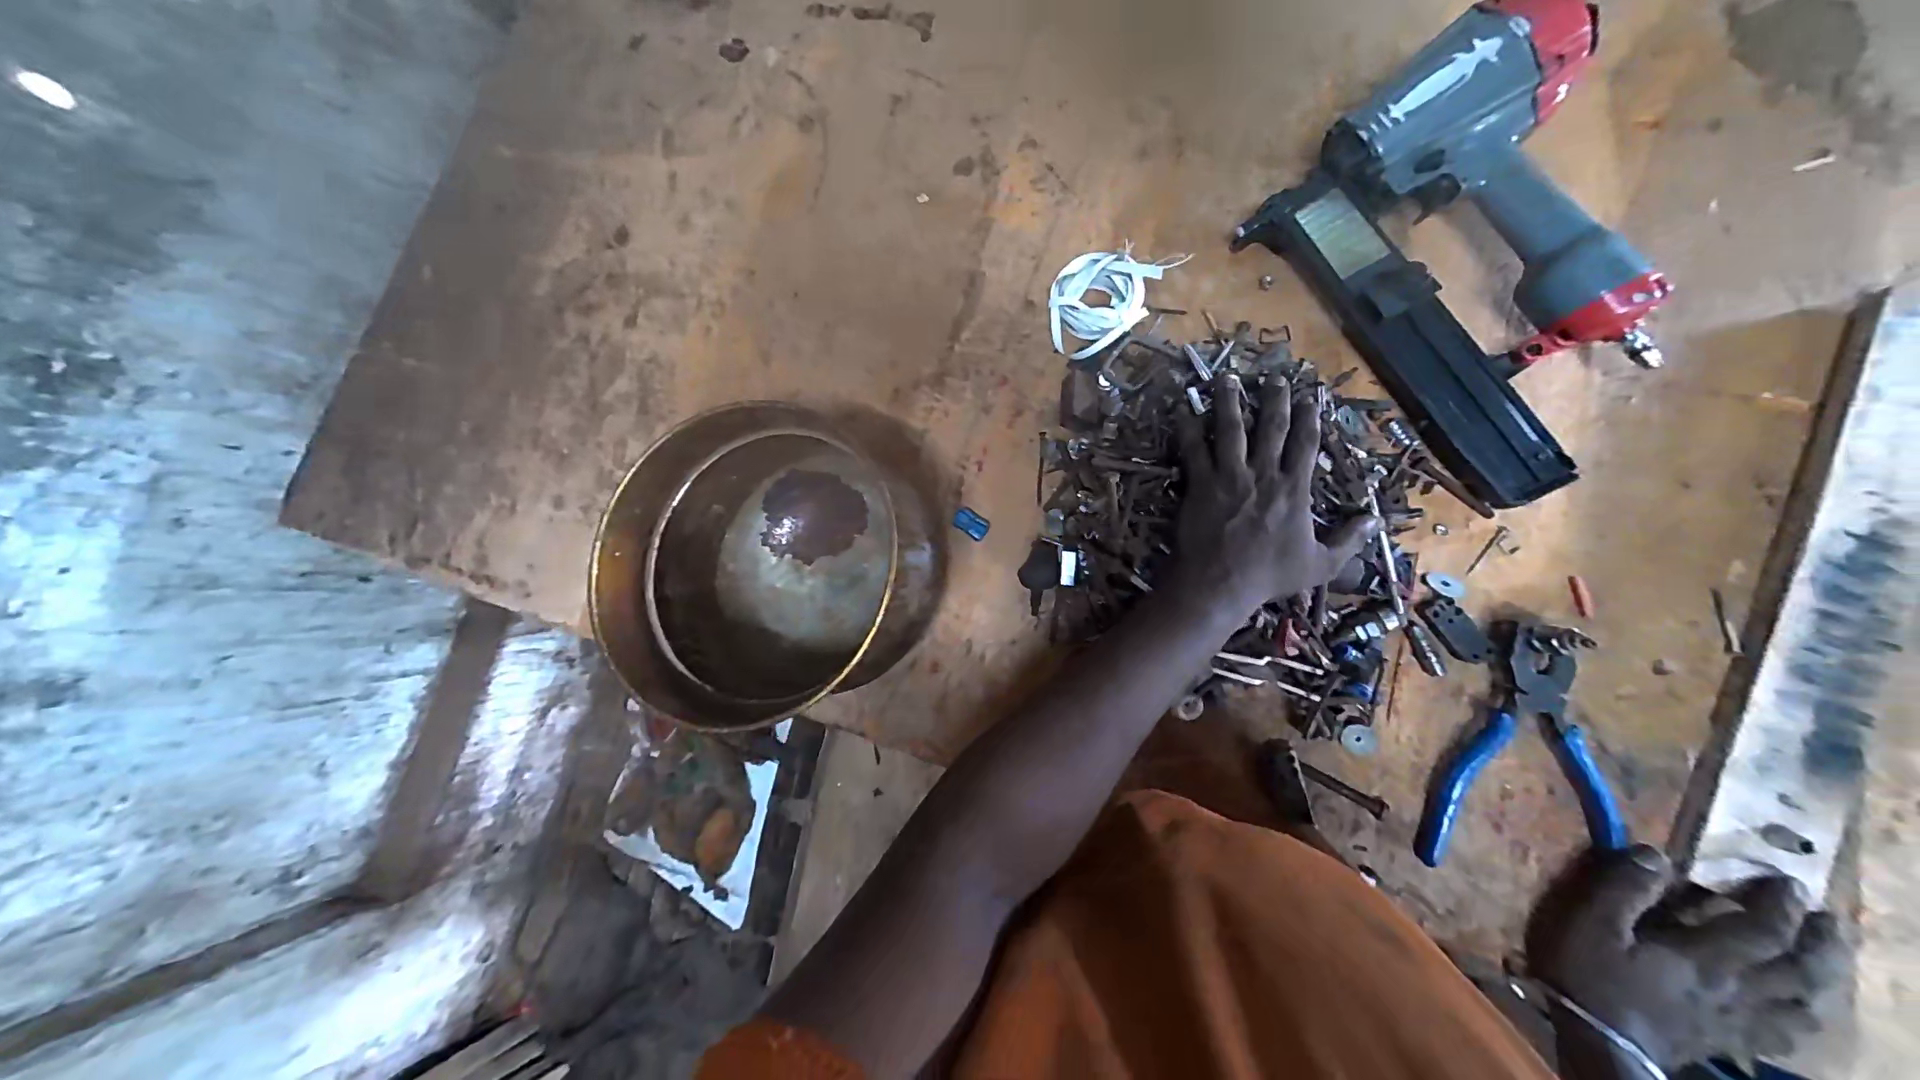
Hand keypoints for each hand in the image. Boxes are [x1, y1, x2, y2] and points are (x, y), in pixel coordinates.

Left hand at [1170, 372, 1378, 613]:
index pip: (1306, 444)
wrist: (1221, 583)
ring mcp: (1229, 477)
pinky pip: (1193, 451)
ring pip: (1230, 430)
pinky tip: (1183, 410)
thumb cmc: (1270, 575)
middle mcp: (1263, 474)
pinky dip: (1188, 429)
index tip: (1310, 395)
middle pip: (1271, 427)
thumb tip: (1376, 519)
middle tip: (1274, 376)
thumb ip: (1349, 539)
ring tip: (1227, 377)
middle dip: (1274, 399)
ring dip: (1228, 401)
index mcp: (1294, 489)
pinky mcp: (1200, 485)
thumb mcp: (1320, 563)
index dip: (1309, 417)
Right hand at [1527, 845, 1845, 1074]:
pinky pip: (1780, 1034)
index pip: (1764, 928)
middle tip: (1828, 921)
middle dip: (1821, 943)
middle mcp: (1739, 989)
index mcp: (1709, 958)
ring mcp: (1739, 1021)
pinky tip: (1788, 1012)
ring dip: (1818, 981)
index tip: (1789, 881)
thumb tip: (1657, 854)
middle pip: (1802, 972)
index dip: (1780, 903)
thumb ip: (1625, 887)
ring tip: (1816, 963)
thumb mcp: (1593, 922)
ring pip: (1803, 1006)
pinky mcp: (1730, 1041)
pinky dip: (1795, 1018)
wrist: (1602, 1042)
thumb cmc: (1594, 976)